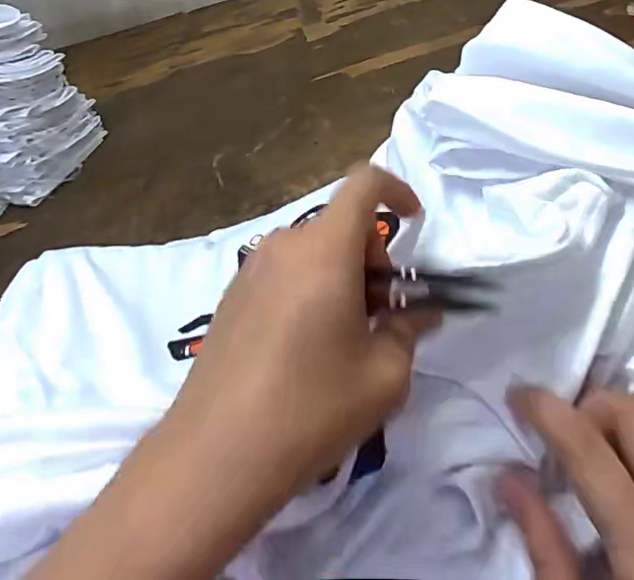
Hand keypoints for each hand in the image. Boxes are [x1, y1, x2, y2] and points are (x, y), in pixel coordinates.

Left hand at [33, 164, 440, 579]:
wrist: (217, 450)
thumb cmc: (311, 406)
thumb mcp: (383, 376)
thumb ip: (407, 330)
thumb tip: (416, 313)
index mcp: (324, 248)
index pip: (363, 183)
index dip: (396, 190)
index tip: (414, 223)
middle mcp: (284, 244)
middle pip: (340, 224)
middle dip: (371, 257)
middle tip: (381, 315)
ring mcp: (251, 267)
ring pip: (313, 250)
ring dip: (340, 276)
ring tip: (344, 340)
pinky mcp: (232, 293)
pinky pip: (284, 271)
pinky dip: (309, 288)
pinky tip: (304, 348)